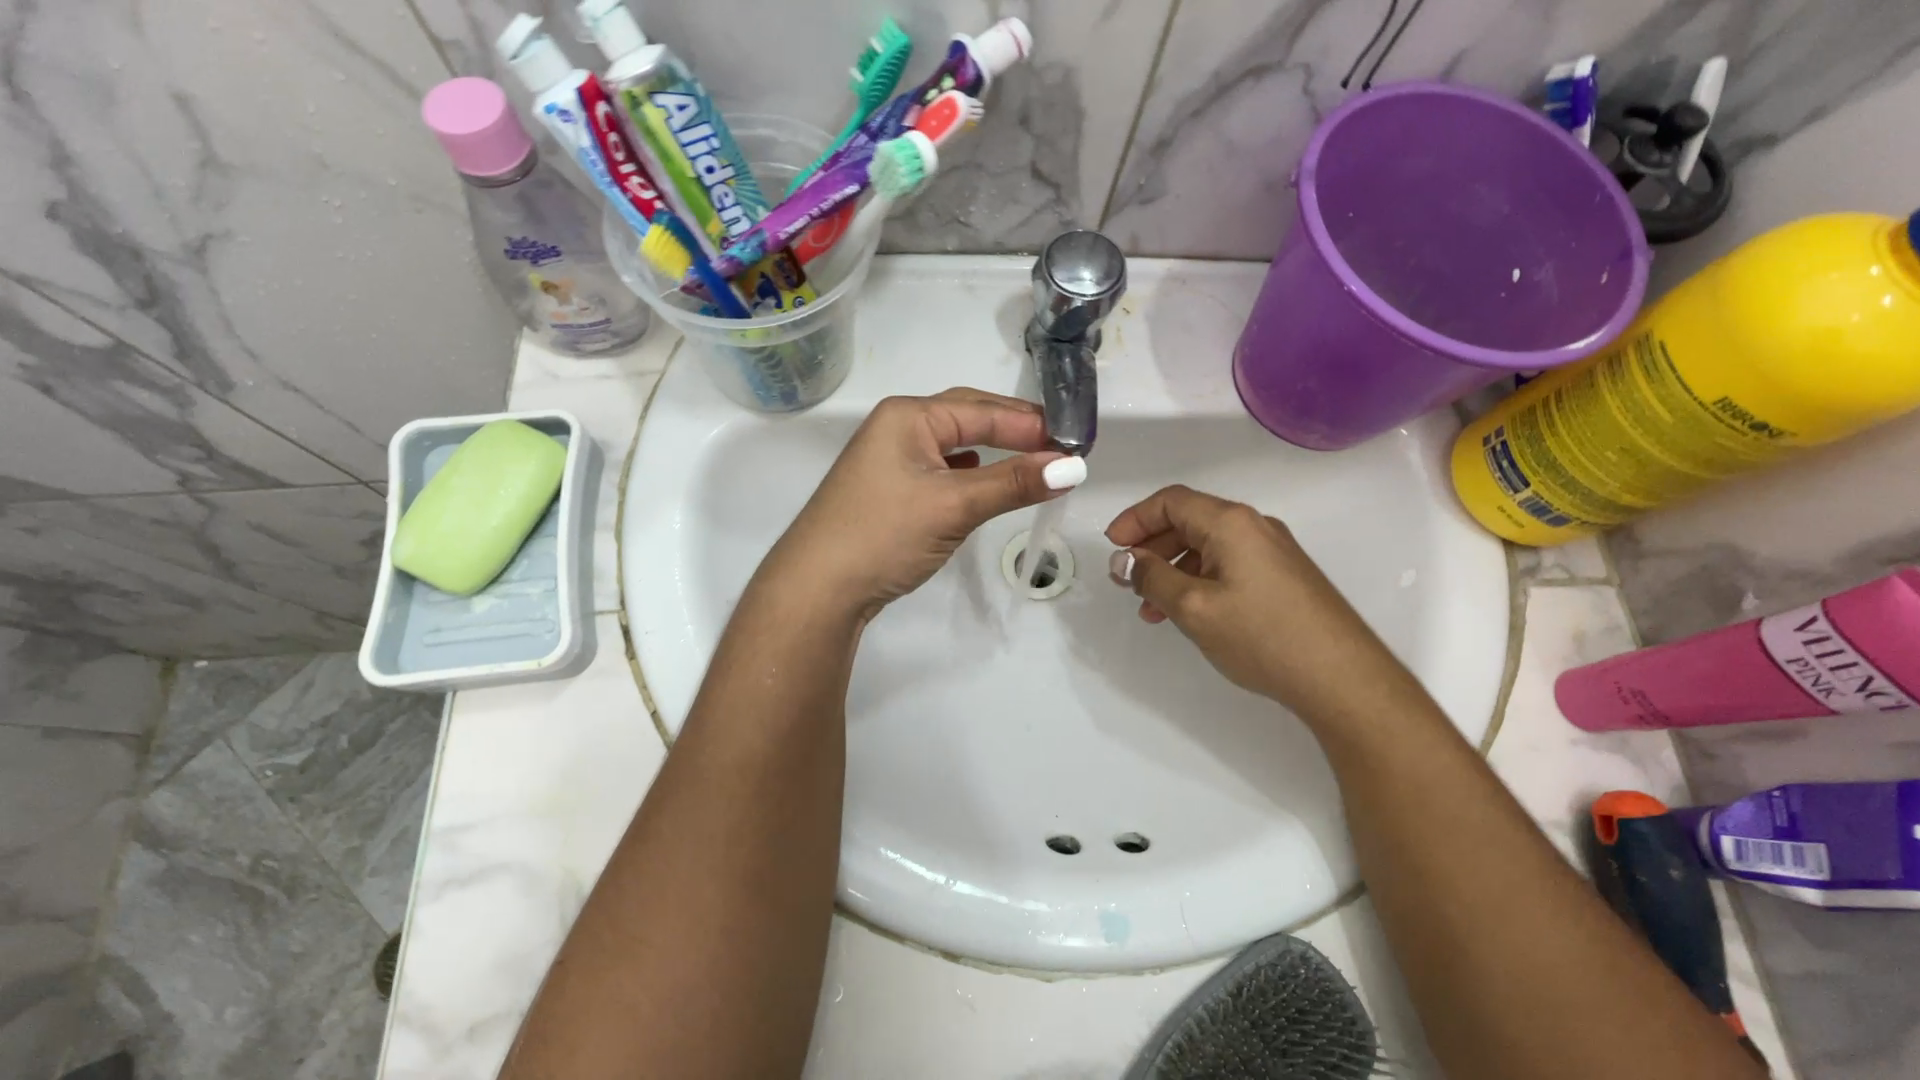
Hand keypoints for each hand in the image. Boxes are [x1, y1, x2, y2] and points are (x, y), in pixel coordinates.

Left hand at [759, 388, 1082, 621]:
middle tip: (1058, 448)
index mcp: (908, 416)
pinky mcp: (887, 491)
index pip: (983, 409)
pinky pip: (939, 469)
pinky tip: (980, 480)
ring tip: (1032, 461)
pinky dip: (968, 472)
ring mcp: (888, 460)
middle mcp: (896, 428)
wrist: (818, 588)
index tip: (1075, 441)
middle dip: (1013, 430)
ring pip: (953, 445)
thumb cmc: (884, 534)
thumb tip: (1072, 467)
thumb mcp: (954, 505)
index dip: (1030, 424)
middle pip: (967, 417)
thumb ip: (1013, 483)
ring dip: (993, 450)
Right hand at [1105, 485, 1416, 726]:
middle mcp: (1254, 527)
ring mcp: (1272, 552)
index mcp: (1231, 523)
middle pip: (1190, 521)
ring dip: (1173, 570)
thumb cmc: (1261, 636)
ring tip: (1151, 609)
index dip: (1135, 520)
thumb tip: (1123, 559)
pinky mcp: (1283, 577)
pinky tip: (1189, 615)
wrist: (1340, 676)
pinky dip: (1199, 581)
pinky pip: (1228, 566)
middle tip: (1126, 580)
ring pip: (1208, 547)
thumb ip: (1152, 578)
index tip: (1111, 548)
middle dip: (1151, 547)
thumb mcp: (1194, 608)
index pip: (1171, 501)